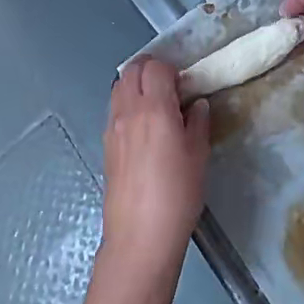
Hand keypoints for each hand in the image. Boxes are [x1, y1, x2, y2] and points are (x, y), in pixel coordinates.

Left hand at [102, 57, 209, 266]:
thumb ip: (197, 123)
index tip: (186, 85)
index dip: (172, 70)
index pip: (155, 67)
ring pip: (119, 86)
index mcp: (153, 108)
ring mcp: (112, 126)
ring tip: (157, 105)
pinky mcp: (105, 143)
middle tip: (171, 87)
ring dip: (136, 84)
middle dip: (151, 69)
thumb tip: (196, 105)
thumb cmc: (177, 195)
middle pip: (132, 69)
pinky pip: (114, 108)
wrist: (139, 236)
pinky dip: (127, 103)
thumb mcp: (198, 156)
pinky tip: (144, 127)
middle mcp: (127, 110)